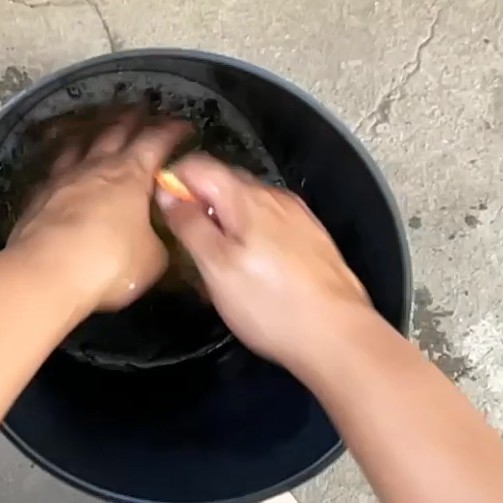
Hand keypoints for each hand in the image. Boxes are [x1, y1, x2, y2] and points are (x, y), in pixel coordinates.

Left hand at [8, 116, 190, 311]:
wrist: (45, 272)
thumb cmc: (109, 263)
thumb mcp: (153, 258)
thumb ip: (158, 239)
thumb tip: (154, 235)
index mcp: (130, 174)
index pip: (156, 141)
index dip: (172, 131)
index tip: (184, 125)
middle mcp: (96, 166)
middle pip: (116, 131)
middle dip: (133, 119)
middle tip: (142, 109)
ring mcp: (63, 177)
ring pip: (81, 143)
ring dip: (96, 131)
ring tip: (102, 125)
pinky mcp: (39, 194)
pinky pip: (56, 167)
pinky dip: (66, 158)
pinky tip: (64, 164)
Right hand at [154, 154, 370, 369]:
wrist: (340, 338)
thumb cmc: (271, 304)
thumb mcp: (215, 267)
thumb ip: (189, 224)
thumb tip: (167, 193)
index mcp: (245, 197)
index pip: (197, 164)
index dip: (173, 180)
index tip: (163, 210)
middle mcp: (273, 196)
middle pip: (223, 182)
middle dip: (199, 203)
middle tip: (187, 242)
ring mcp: (297, 216)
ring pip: (247, 204)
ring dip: (225, 220)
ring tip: (218, 261)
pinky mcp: (312, 238)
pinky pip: (269, 222)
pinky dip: (251, 234)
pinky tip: (253, 269)